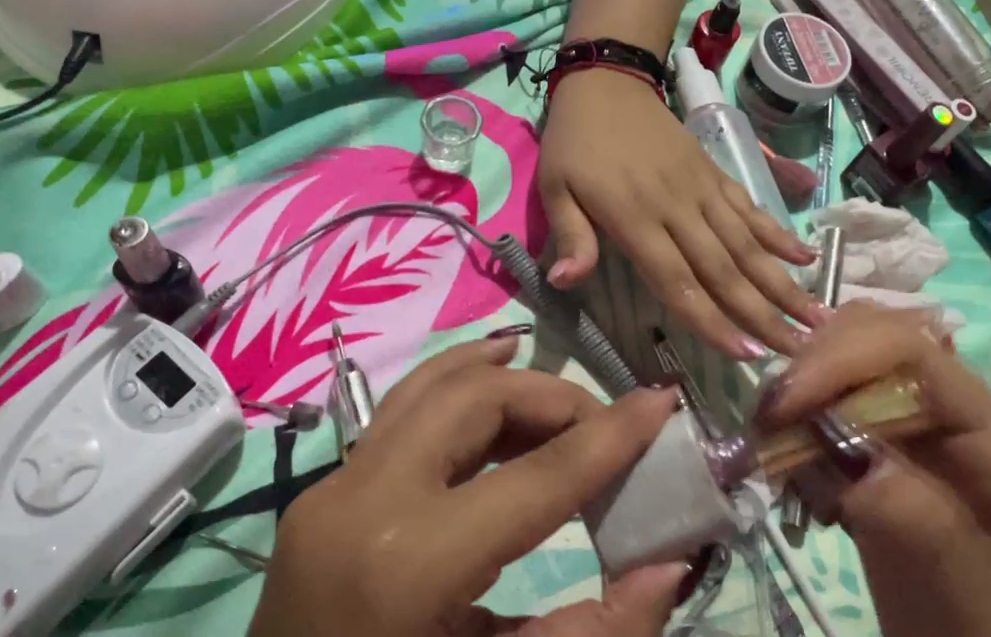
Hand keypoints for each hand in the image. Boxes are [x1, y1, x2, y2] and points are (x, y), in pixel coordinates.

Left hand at [249, 336, 689, 636]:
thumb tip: (668, 565)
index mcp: (410, 565)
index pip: (535, 478)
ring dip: (501, 381)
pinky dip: (452, 387)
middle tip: (604, 426)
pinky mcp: (322, 491)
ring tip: (559, 396)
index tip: (661, 401)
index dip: (608, 438)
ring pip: (428, 387)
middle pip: (475, 401)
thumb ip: (590, 634)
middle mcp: (364, 502)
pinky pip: (398, 413)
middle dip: (552, 398)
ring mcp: (331, 489)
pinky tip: (488, 378)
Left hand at [537, 68, 822, 358]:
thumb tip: (565, 284)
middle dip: (762, 314)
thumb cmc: (575, 142)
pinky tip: (807, 257)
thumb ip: (571, 236)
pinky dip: (778, 234)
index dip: (712, 320)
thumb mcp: (554, 187)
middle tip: (800, 351)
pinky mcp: (714, 172)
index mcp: (635, 217)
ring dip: (783, 282)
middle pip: (724, 269)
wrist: (608, 81)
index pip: (678, 280)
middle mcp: (678, 207)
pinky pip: (750, 207)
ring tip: (817, 317)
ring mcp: (702, 188)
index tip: (747, 356)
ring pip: (746, 243)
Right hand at [757, 304, 990, 636]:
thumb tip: (861, 459)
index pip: (914, 354)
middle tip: (765, 432)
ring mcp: (918, 444)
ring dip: (798, 400)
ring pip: (846, 371)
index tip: (780, 409)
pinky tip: (795, 486)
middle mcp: (955, 424)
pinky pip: (832, 420)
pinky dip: (798, 434)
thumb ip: (934, 540)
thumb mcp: (987, 618)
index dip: (840, 360)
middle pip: (873, 343)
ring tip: (774, 462)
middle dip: (812, 370)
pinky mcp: (885, 470)